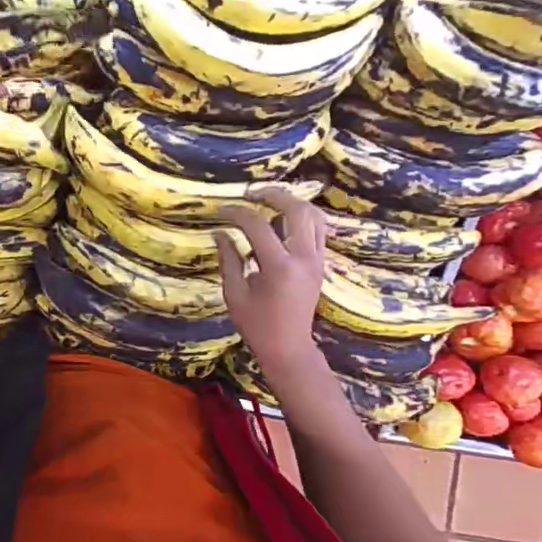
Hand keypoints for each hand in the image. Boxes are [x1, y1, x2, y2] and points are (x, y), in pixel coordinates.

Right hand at [216, 188, 327, 374]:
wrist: (289, 347)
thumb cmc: (257, 325)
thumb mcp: (234, 294)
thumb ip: (229, 259)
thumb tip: (220, 232)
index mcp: (279, 267)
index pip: (258, 226)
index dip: (237, 213)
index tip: (221, 211)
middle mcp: (304, 259)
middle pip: (296, 210)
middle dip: (273, 195)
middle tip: (251, 194)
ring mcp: (317, 260)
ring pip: (313, 216)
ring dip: (292, 203)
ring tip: (269, 202)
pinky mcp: (321, 264)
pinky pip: (317, 230)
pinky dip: (302, 218)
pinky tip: (282, 220)